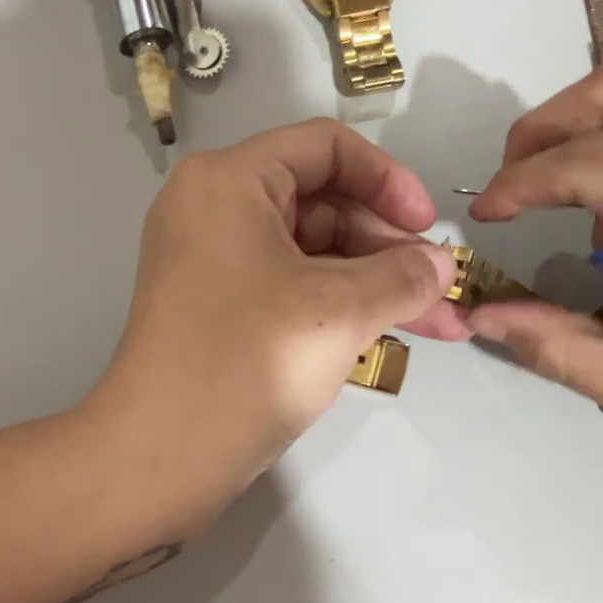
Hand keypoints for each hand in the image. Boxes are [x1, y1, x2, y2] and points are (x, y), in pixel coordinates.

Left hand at [93, 119, 468, 489]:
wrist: (162, 455)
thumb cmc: (248, 361)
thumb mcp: (340, 310)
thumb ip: (403, 275)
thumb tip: (441, 264)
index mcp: (230, 181)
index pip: (325, 147)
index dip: (388, 179)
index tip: (426, 227)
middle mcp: (213, 210)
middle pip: (321, 201)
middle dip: (389, 245)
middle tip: (441, 289)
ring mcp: (212, 263)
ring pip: (311, 253)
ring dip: (374, 283)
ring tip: (440, 323)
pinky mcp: (218, 310)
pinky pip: (290, 287)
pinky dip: (339, 305)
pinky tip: (393, 332)